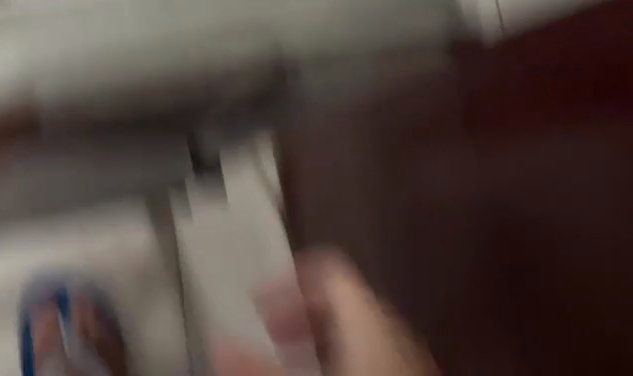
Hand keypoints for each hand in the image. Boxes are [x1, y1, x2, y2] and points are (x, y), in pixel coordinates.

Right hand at [214, 251, 437, 375]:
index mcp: (368, 317)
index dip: (290, 275)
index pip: (329, 266)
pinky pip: (379, 356)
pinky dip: (349, 359)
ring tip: (295, 360)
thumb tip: (216, 339)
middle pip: (345, 299)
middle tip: (272, 331)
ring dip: (325, 339)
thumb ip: (258, 362)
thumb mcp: (303, 374)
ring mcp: (412, 358)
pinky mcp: (416, 374)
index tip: (262, 299)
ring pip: (363, 331)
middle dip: (303, 311)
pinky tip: (331, 375)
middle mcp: (394, 328)